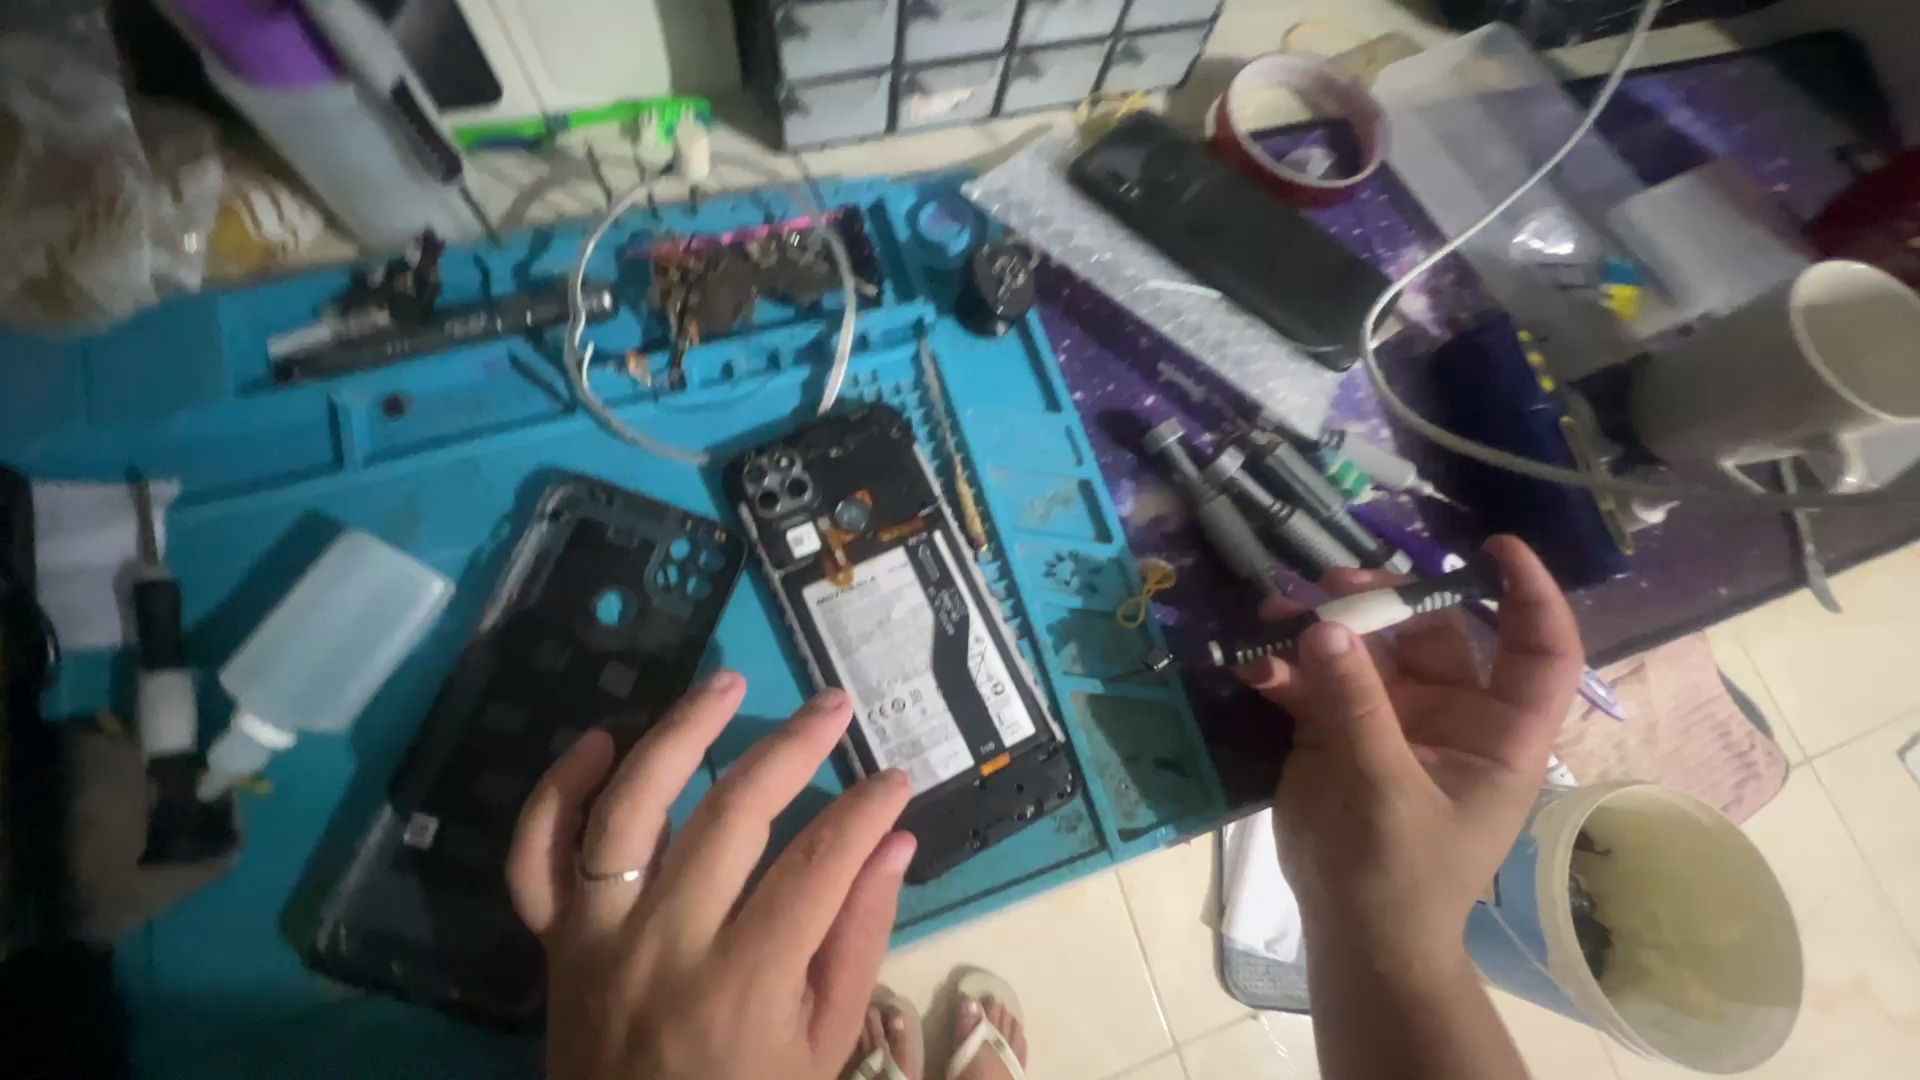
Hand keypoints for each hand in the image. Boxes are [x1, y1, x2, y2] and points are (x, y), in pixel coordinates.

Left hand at [507, 671, 915, 1079]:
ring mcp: (595, 939)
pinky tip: (601, 739)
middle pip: (731, 817)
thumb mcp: (827, 1038)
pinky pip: (535, 856)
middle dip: (794, 747)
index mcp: (743, 988)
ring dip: (680, 732)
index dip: (864, 810)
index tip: (894, 778)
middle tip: (834, 706)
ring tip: (726, 682)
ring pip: (628, 810)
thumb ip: (861, 933)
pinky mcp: (553, 941)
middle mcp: (662, 950)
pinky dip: (557, 791)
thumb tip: (896, 837)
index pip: (819, 865)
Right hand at [1237, 535, 1584, 967]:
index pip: (1536, 652)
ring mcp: (1385, 716)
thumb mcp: (1386, 788)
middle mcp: (1445, 712)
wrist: (1350, 925)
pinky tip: (1249, 663)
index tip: (1493, 547)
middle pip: (1424, 633)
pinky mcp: (1332, 726)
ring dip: (1315, 629)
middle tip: (1328, 585)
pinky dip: (1280, 668)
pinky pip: (1309, 680)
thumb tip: (1322, 626)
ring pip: (1356, 650)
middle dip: (1379, 603)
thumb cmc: (1401, 872)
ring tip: (1271, 611)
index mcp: (1496, 731)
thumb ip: (1356, 706)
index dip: (1527, 596)